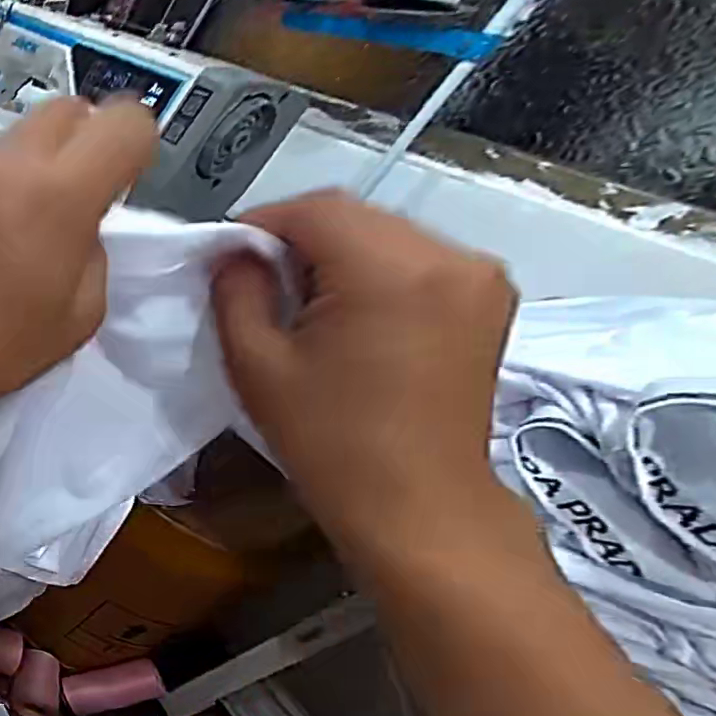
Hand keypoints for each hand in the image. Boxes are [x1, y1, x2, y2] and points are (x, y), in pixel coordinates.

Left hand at [0, 97, 156, 447]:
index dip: (136, 146)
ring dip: (28, 170)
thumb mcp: (80, 317)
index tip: (122, 180)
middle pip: (67, 111)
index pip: (126, 122)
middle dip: (84, 143)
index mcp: (60, 196)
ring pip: (13, 140)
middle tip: (73, 196)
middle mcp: (7, 164)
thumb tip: (82, 224)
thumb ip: (95, 251)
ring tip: (7, 230)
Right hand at [212, 191, 518, 561]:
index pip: (314, 209)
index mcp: (391, 271)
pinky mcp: (488, 298)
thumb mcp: (256, 364)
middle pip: (353, 215)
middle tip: (258, 281)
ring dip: (334, 253)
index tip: (227, 257)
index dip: (260, 224)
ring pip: (384, 233)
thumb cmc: (329, 441)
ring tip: (302, 302)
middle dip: (296, 238)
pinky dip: (372, 270)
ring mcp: (480, 276)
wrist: (416, 505)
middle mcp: (450, 256)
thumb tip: (234, 253)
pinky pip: (415, 258)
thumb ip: (236, 290)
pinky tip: (349, 313)